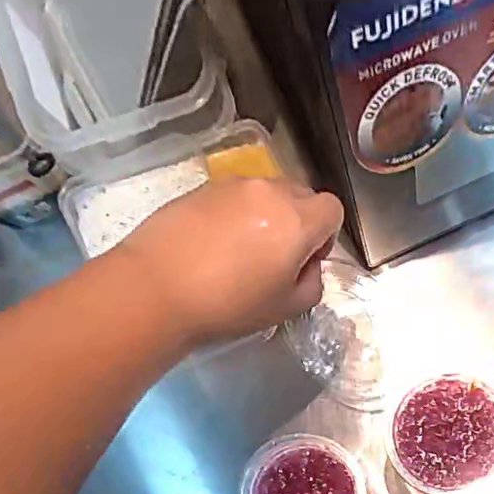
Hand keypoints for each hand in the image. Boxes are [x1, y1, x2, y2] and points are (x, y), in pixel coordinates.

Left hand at [110, 178, 343, 344]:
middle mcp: (269, 192)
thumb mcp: (289, 307)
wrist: (160, 287)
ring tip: (247, 253)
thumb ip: (313, 282)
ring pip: (269, 195)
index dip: (327, 236)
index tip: (307, 260)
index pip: (333, 210)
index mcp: (297, 220)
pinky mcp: (203, 188)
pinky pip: (238, 197)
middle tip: (279, 259)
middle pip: (302, 196)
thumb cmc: (232, 303)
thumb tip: (306, 265)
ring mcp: (233, 185)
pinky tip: (220, 246)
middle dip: (300, 223)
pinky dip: (240, 216)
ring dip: (270, 217)